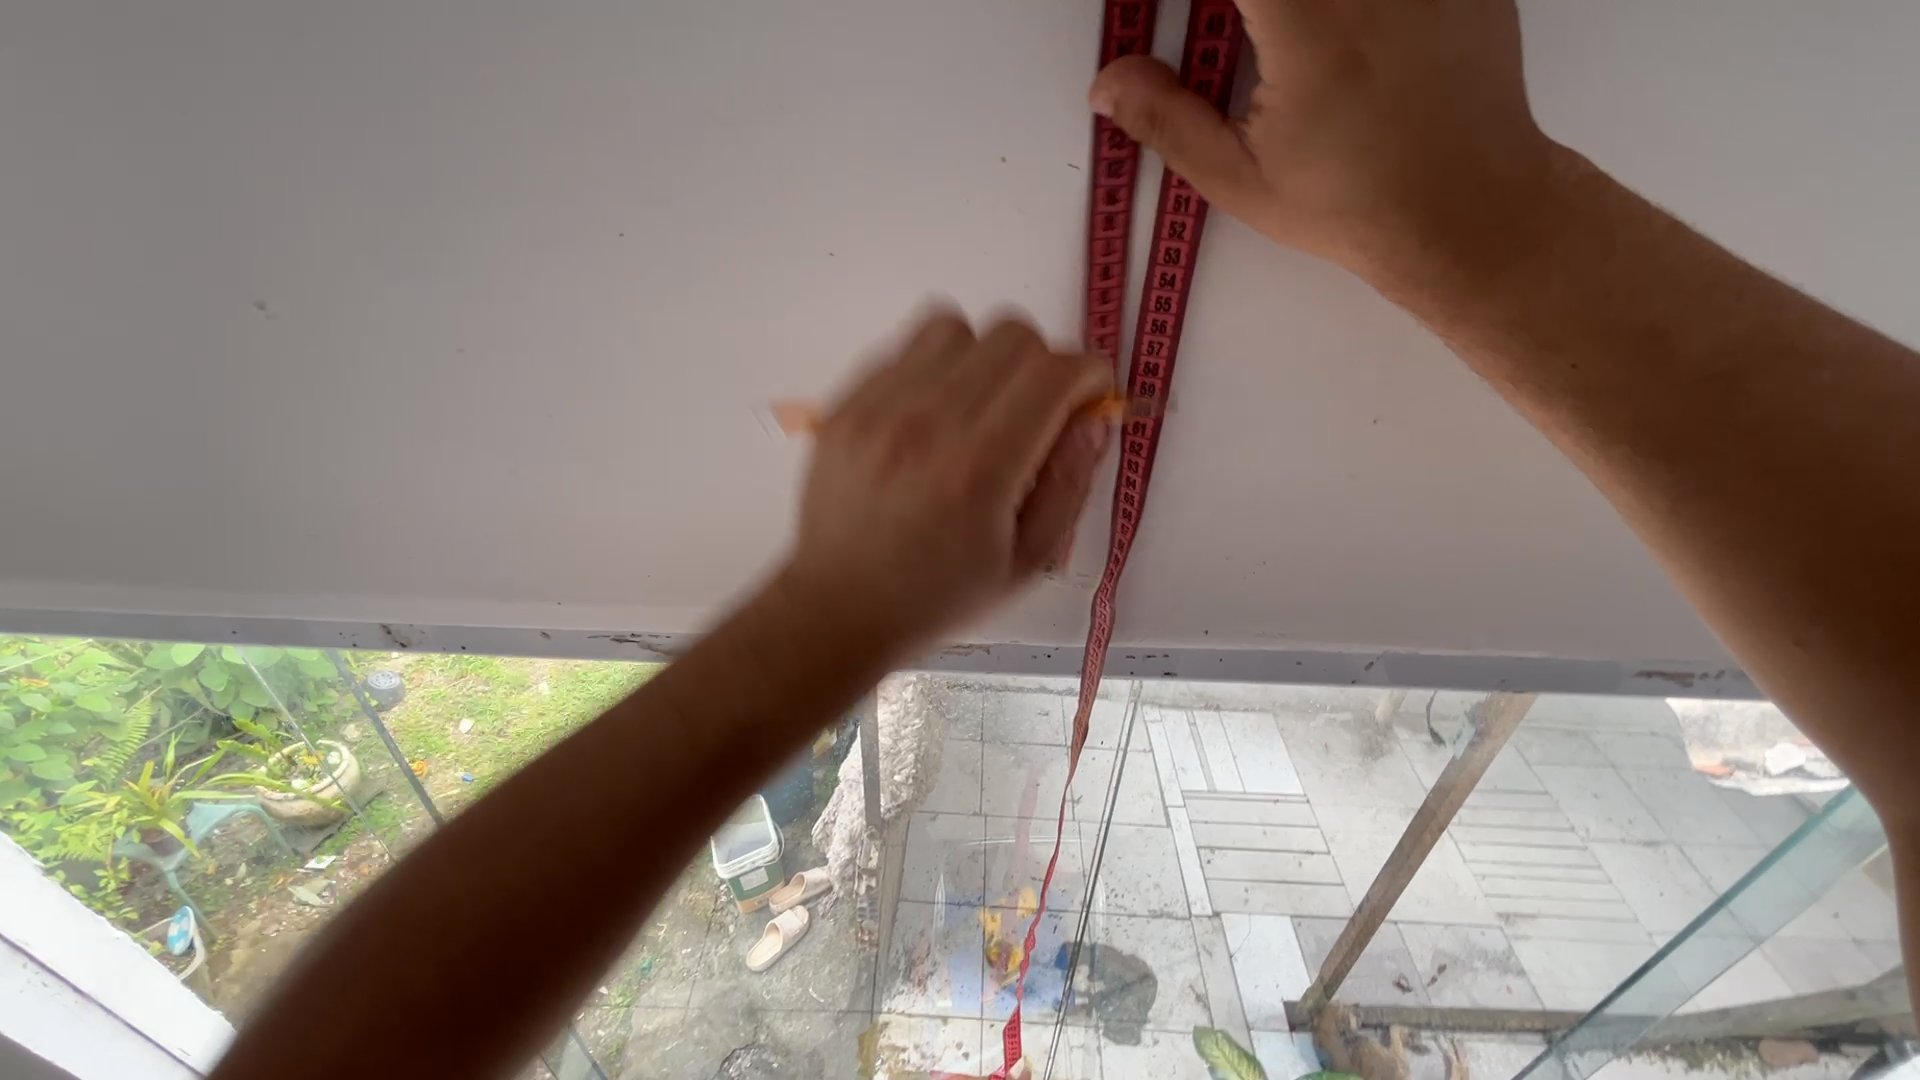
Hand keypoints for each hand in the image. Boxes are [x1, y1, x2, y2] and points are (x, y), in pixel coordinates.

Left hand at [779, 310, 1113, 653]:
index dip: (1088, 375)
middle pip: (1011, 335)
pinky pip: (905, 349)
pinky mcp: (845, 404)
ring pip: (956, 327)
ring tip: (979, 408)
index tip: (1088, 398)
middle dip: (1044, 364)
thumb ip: (1070, 484)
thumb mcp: (1027, 561)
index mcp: (978, 470)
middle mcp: (926, 424)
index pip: (1053, 372)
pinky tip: (932, 418)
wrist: (839, 607)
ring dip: (984, 358)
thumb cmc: (938, 596)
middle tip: (1037, 411)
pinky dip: (935, 369)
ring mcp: (877, 408)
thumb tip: (1093, 418)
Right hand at [1089, 0, 1566, 282]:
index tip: (1171, 14)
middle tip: (1239, 36)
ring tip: (1281, 47)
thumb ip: (1168, 121)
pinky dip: (1348, 7)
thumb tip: (1106, 84)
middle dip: (1245, 7)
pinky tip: (1343, 43)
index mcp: (1309, 21)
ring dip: (1285, 9)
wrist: (1463, 206)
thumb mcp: (1239, 179)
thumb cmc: (1346, 203)